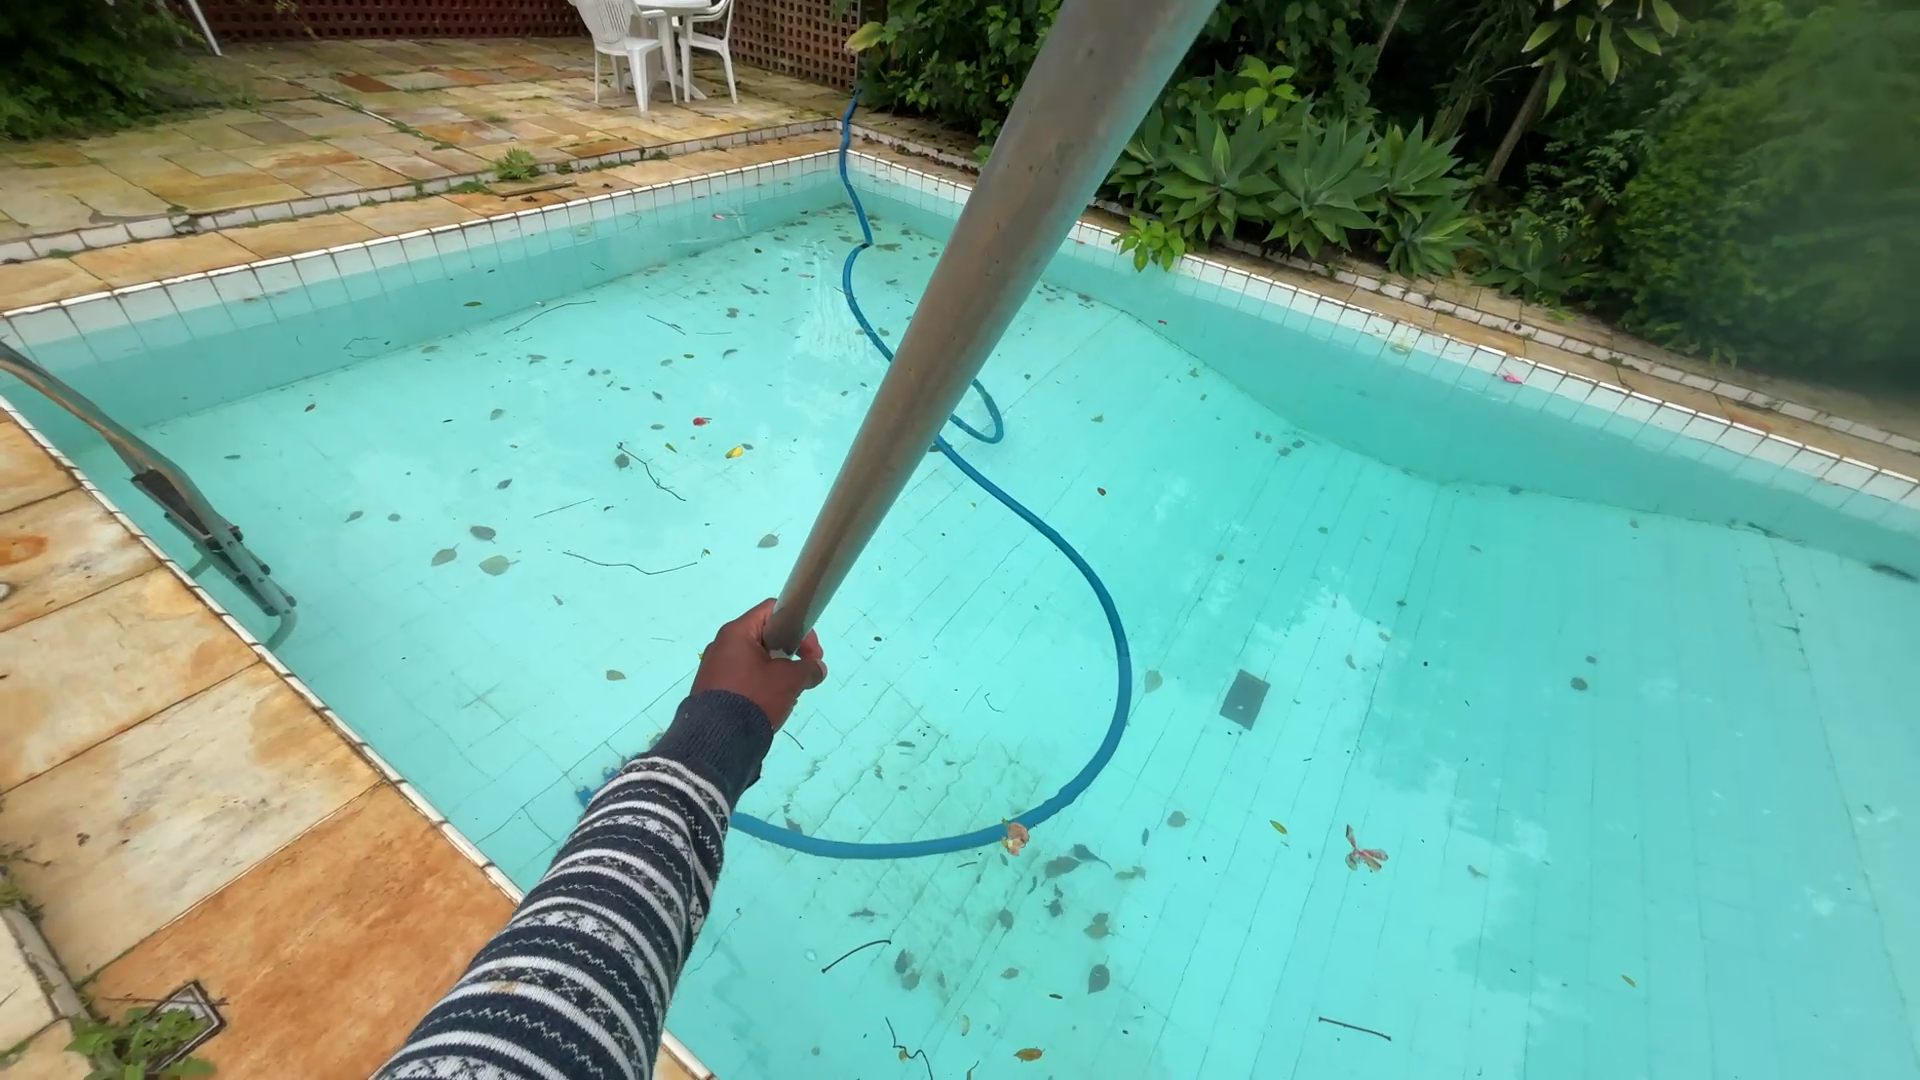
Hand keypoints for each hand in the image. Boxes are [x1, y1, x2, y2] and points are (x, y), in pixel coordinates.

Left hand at [691, 599, 825, 729]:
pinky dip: (761, 685)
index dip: (798, 625)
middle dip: (790, 652)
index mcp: (737, 632)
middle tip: (804, 672)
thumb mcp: (789, 680)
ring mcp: (714, 667)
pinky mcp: (712, 689)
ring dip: (777, 672)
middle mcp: (722, 644)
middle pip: (765, 636)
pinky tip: (770, 704)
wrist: (716, 740)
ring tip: (788, 694)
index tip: (812, 652)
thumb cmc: (754, 697)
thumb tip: (817, 669)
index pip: (773, 610)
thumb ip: (809, 668)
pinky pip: (744, 678)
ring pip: (756, 660)